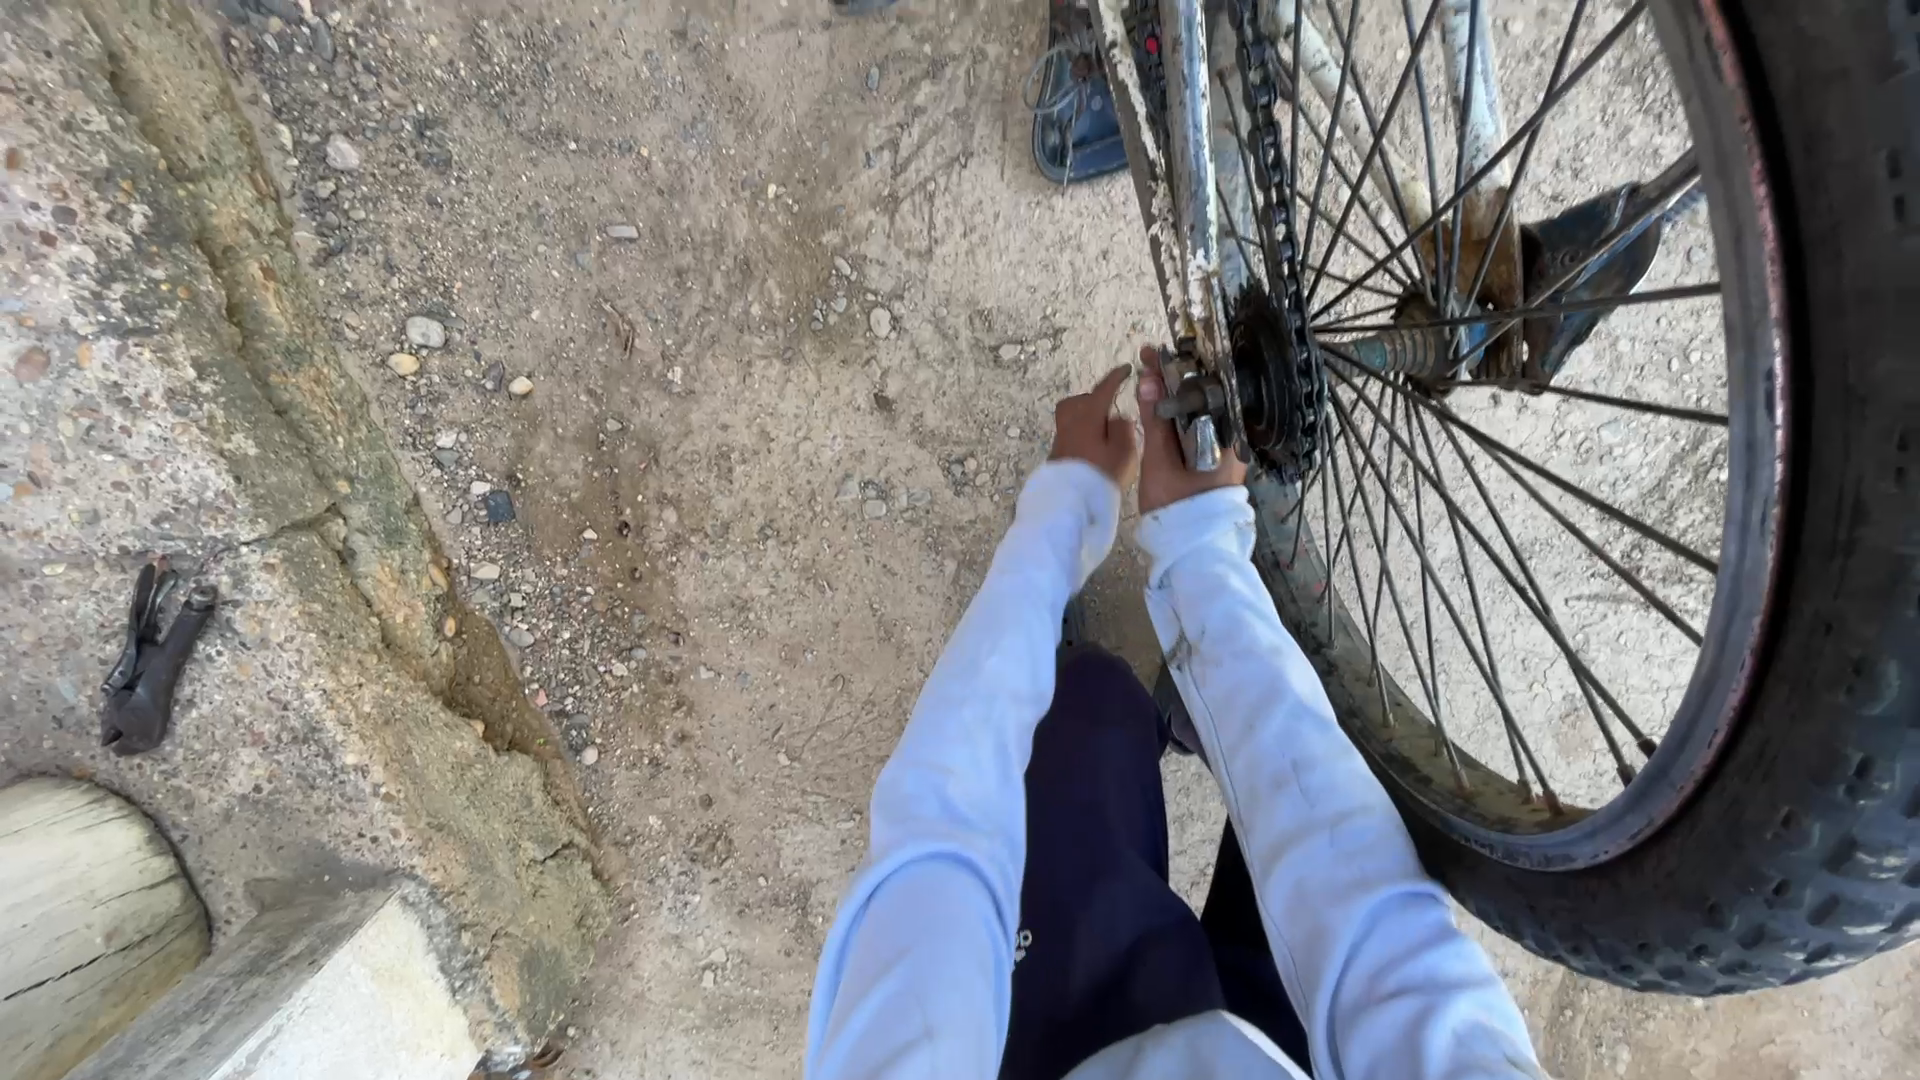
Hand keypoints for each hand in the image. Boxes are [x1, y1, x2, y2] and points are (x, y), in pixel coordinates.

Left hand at [1048, 363, 1140, 488]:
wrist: (1068, 499)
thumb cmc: (1099, 474)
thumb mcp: (1122, 452)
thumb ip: (1122, 429)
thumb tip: (1117, 417)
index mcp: (1088, 416)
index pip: (1103, 390)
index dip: (1115, 378)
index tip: (1126, 369)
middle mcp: (1071, 421)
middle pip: (1081, 400)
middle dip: (1096, 399)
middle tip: (1112, 407)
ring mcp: (1061, 436)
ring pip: (1071, 414)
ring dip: (1086, 414)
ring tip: (1102, 428)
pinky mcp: (1056, 451)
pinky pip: (1070, 430)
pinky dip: (1081, 430)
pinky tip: (1093, 444)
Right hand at [1136, 345, 1247, 514]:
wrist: (1192, 551)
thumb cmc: (1178, 509)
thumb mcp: (1160, 463)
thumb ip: (1155, 420)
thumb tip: (1149, 379)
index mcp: (1228, 435)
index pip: (1206, 387)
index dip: (1178, 367)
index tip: (1152, 354)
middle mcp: (1233, 438)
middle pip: (1204, 396)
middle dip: (1174, 377)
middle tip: (1147, 361)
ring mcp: (1225, 451)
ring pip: (1200, 412)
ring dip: (1174, 395)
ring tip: (1149, 378)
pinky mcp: (1216, 461)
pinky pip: (1198, 428)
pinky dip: (1178, 415)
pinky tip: (1159, 407)